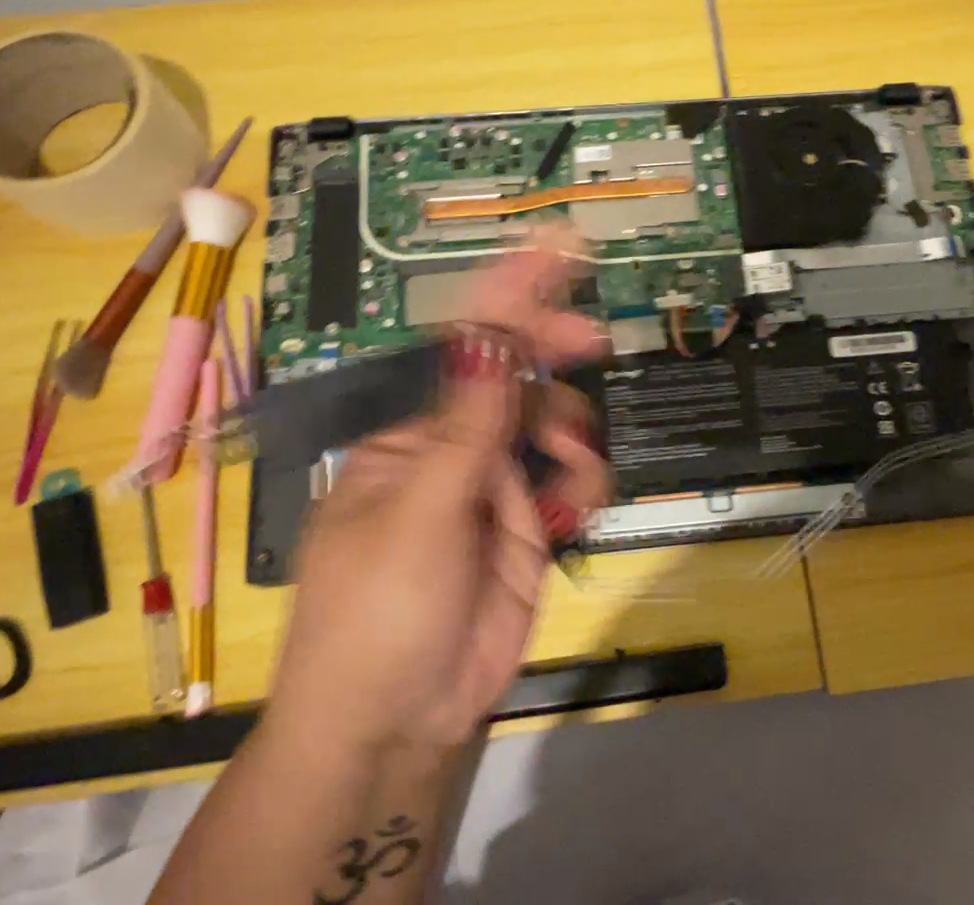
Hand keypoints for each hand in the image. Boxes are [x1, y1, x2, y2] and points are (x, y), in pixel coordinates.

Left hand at [268, 234, 611, 748]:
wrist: (397, 723)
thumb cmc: (379, 613)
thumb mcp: (419, 515)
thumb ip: (466, 428)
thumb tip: (483, 337)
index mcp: (409, 439)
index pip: (463, 353)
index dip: (510, 296)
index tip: (558, 249)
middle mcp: (453, 454)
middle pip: (517, 384)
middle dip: (553, 362)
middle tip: (593, 342)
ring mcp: (494, 494)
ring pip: (553, 432)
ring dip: (571, 437)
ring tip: (567, 473)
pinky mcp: (529, 535)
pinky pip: (569, 487)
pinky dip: (583, 487)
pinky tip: (575, 510)